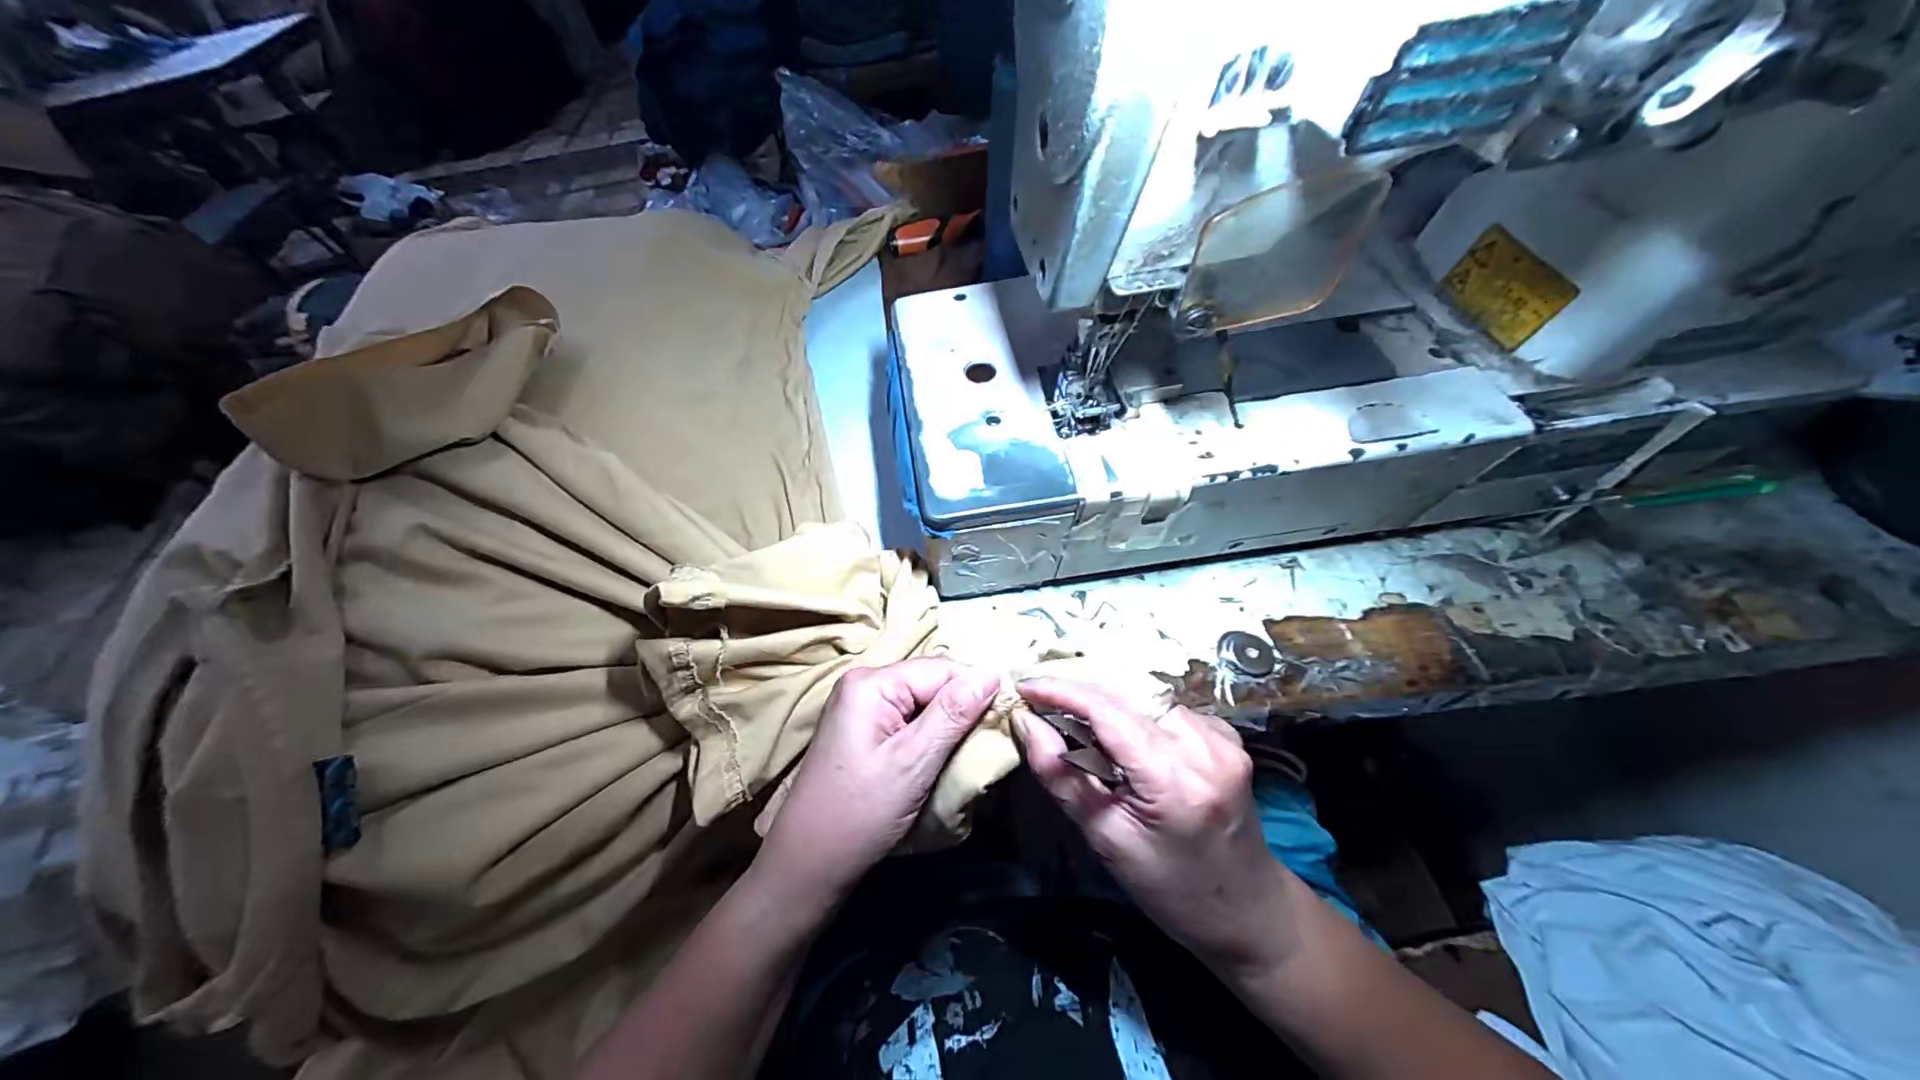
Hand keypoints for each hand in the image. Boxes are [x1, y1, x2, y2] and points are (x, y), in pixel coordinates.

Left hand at [756, 659, 1001, 903]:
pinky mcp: (863, 728)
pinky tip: (938, 758)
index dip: (975, 692)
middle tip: (984, 744)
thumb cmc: (860, 814)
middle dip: (961, 709)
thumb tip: (992, 673)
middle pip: (932, 681)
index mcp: (871, 683)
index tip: (1001, 723)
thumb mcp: (914, 761)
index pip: (942, 669)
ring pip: (923, 701)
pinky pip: (908, 717)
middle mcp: (863, 683)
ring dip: (947, 724)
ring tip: (964, 754)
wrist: (808, 863)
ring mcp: (860, 706)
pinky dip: (929, 735)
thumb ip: (953, 714)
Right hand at [1014, 677, 1298, 974]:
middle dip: (1080, 692)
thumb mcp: (1106, 839)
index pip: (1108, 711)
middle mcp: (1206, 745)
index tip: (1024, 686)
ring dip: (1106, 702)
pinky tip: (1119, 737)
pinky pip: (1166, 709)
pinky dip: (1134, 714)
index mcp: (1176, 778)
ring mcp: (1222, 737)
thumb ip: (1062, 777)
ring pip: (1146, 696)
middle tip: (1040, 702)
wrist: (1248, 912)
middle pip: (1128, 694)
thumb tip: (1027, 724)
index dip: (1061, 692)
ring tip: (1073, 721)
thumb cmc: (1171, 889)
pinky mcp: (1226, 736)